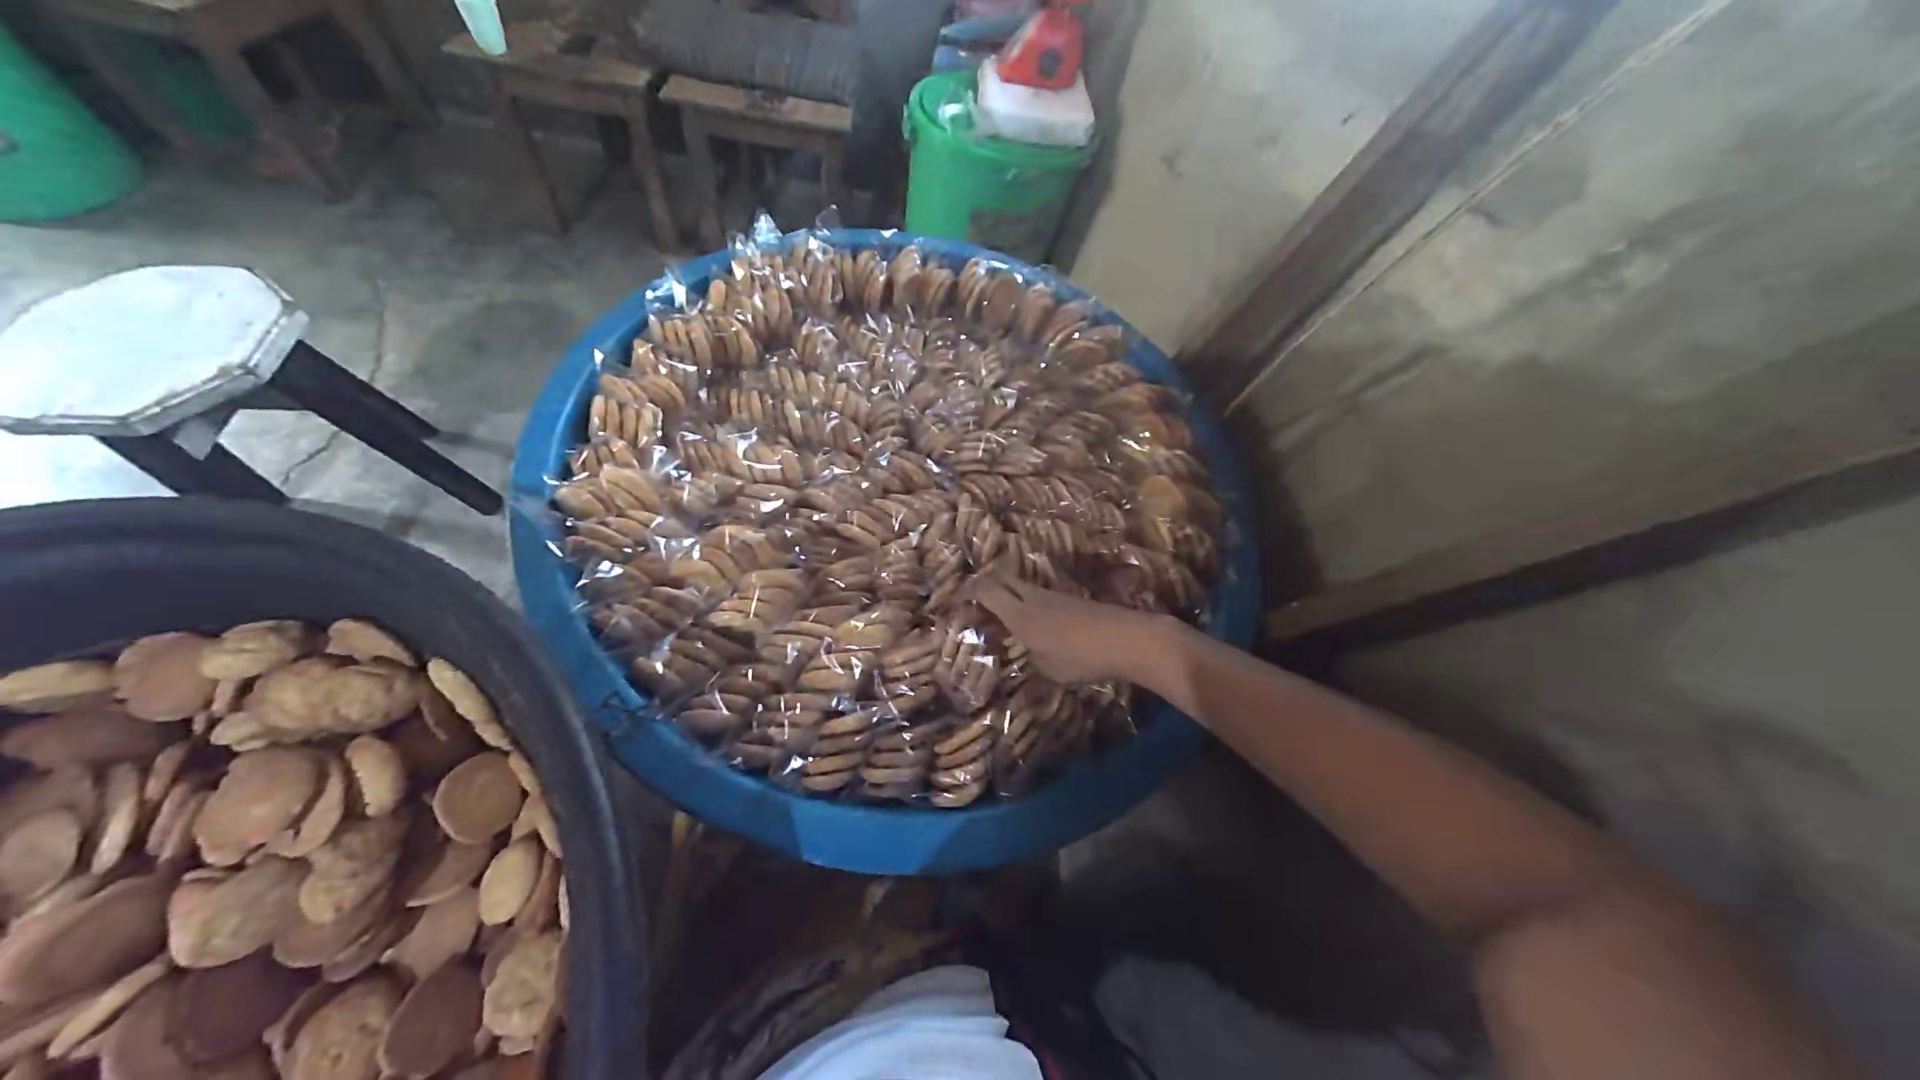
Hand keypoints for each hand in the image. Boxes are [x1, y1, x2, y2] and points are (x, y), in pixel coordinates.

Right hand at [968, 575, 1174, 685]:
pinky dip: (1026, 601)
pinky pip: (1037, 595)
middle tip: (973, 598)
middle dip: (984, 583)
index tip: (956, 600)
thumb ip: (1031, 654)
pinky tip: (1030, 618)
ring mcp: (1052, 595)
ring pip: (1020, 585)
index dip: (968, 591)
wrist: (1126, 638)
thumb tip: (1026, 647)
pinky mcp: (1069, 599)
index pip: (986, 591)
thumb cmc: (1081, 657)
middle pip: (1001, 578)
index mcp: (1019, 614)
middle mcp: (1032, 597)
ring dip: (1006, 591)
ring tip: (998, 609)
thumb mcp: (1048, 668)